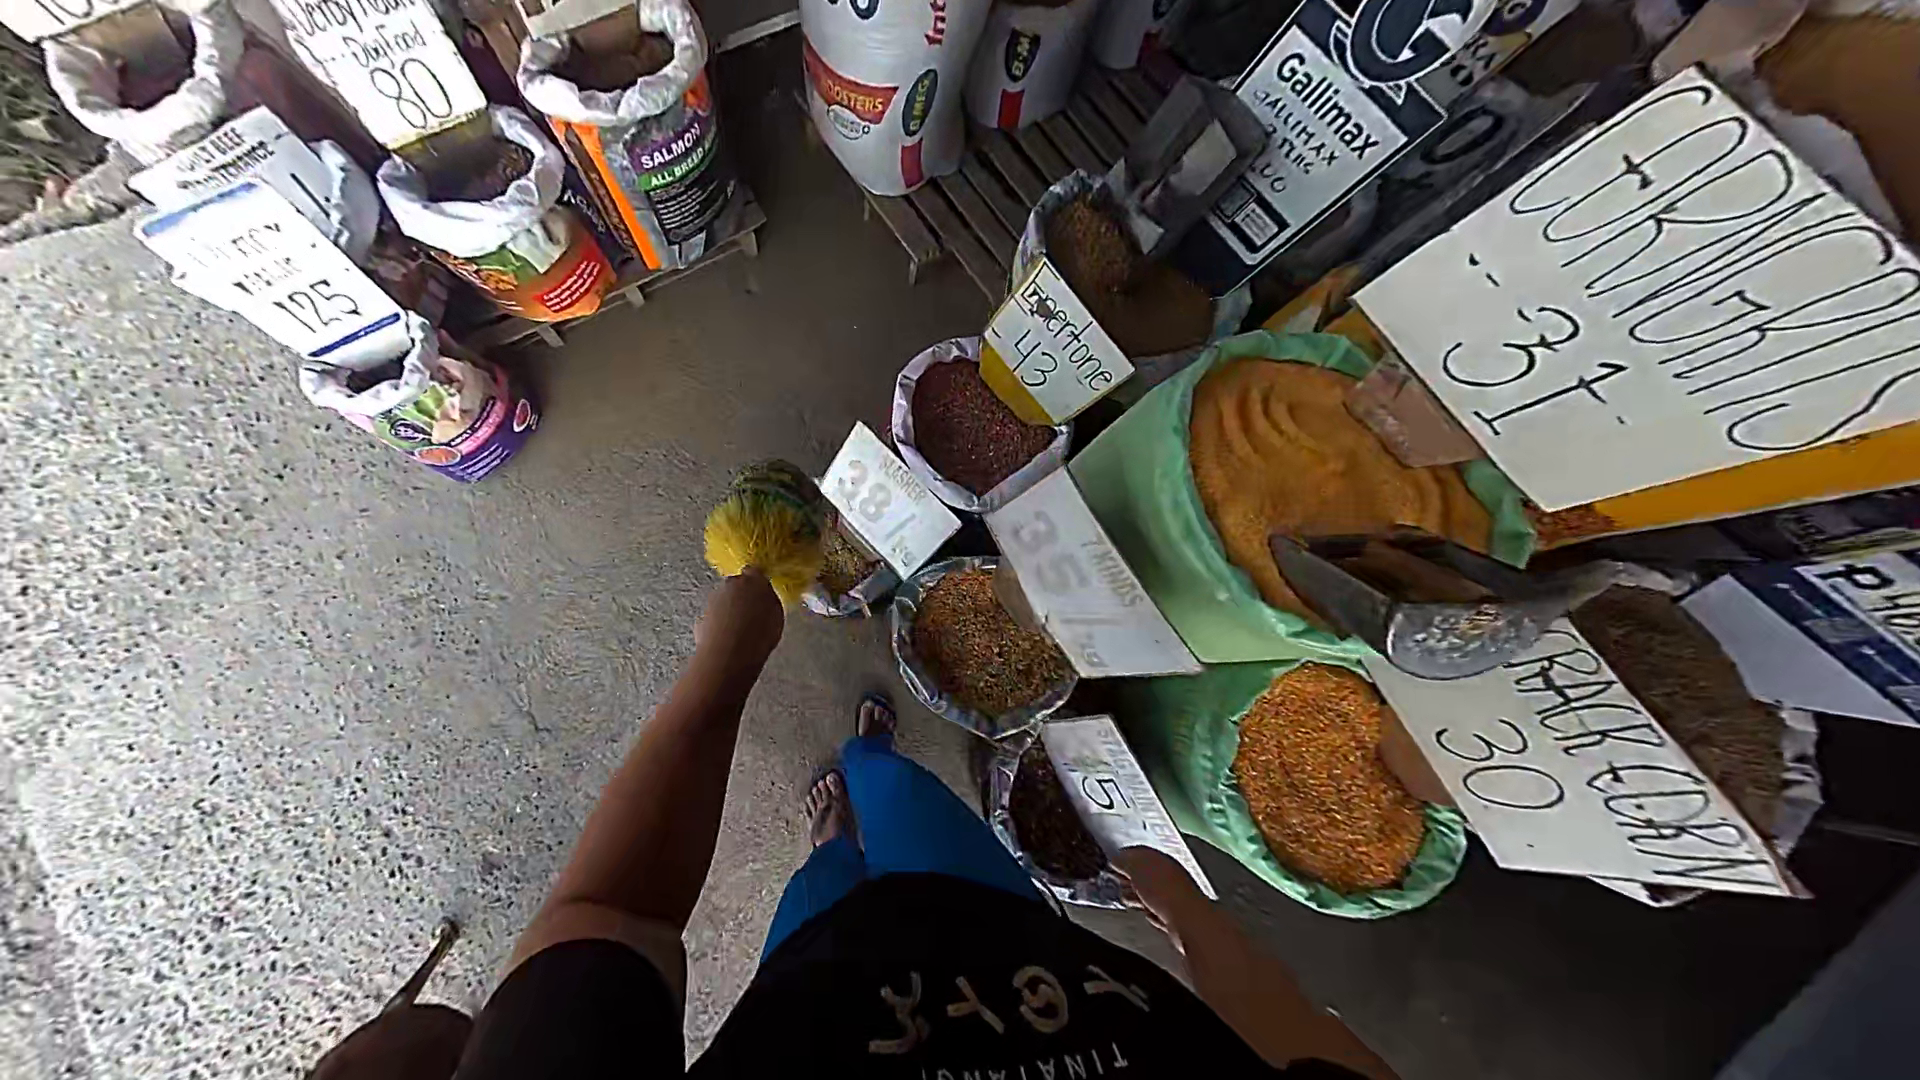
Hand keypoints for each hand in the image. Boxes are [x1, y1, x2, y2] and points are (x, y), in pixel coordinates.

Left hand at [694, 570, 783, 664]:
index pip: (755, 572)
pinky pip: (713, 617)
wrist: (730, 653)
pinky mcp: (701, 617)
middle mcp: (731, 585)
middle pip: (736, 585)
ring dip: (729, 609)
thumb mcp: (776, 614)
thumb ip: (769, 600)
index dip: (757, 582)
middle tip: (751, 612)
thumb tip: (765, 598)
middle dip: (742, 595)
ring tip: (740, 629)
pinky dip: (719, 624)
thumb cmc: (759, 633)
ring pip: (723, 600)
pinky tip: (727, 638)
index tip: (761, 591)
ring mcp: (713, 600)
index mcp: (753, 580)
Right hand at [1112, 847, 1208, 932]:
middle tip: (1117, 881)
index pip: (1140, 853)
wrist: (1188, 921)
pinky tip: (1145, 912)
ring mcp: (1175, 897)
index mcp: (1161, 858)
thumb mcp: (1136, 868)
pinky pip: (1159, 912)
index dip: (1124, 857)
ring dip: (1138, 896)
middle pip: (1146, 874)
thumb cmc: (1163, 889)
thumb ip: (1124, 861)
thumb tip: (1116, 859)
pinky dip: (1150, 911)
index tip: (1112, 863)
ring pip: (1151, 893)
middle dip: (1130, 878)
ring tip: (1127, 899)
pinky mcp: (1177, 919)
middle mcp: (1170, 875)